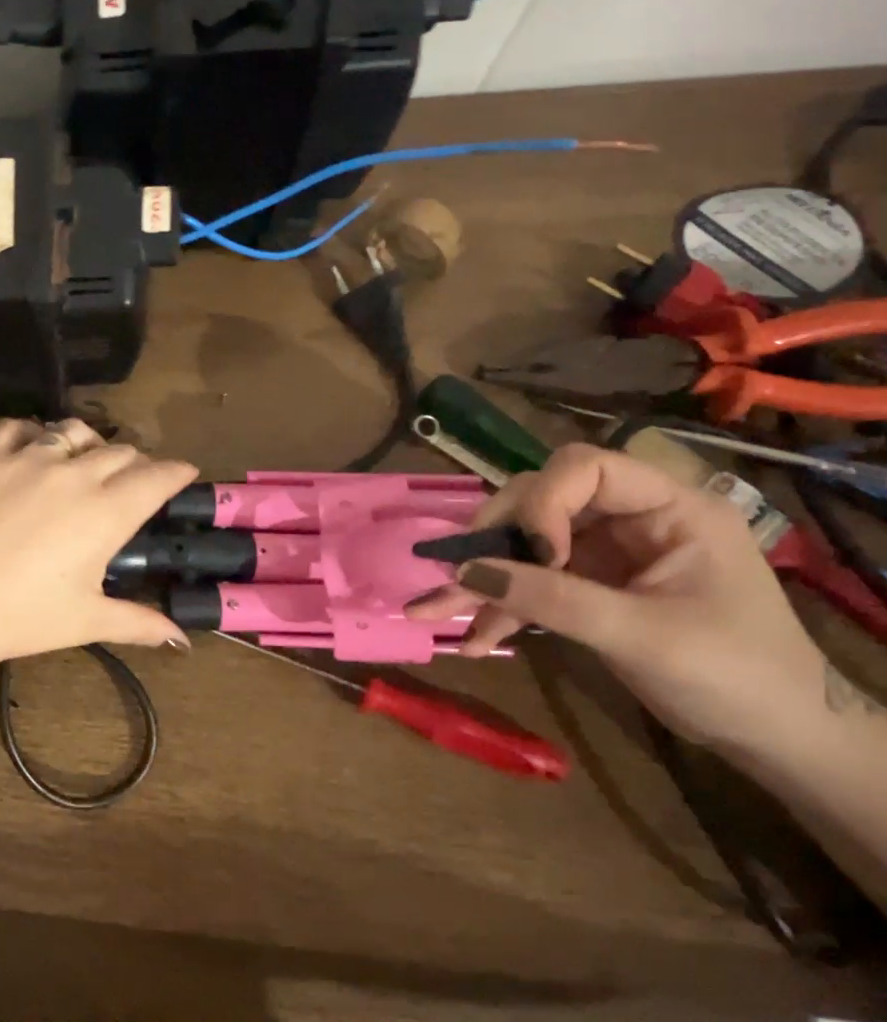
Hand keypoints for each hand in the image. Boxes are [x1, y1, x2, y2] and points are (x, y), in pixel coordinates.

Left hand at [0, 418, 196, 683]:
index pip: (157, 476)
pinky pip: (17, 428)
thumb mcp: (85, 622)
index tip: (181, 476)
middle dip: (136, 464)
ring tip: (85, 462)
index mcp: (107, 512)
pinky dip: (34, 434)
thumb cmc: (19, 617)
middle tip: (131, 484)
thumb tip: (181, 638)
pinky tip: (32, 449)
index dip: (176, 473)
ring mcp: (26, 460)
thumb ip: (139, 622)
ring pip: (73, 432)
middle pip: (120, 452)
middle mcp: (73, 474)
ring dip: (89, 444)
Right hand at [407, 443, 826, 746]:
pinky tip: (472, 639)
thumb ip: (551, 598)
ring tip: (430, 612)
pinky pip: (528, 585)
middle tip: (455, 577)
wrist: (774, 736)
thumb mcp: (640, 635)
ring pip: (522, 546)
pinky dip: (498, 610)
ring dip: (478, 581)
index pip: (584, 469)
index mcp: (671, 510)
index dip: (543, 503)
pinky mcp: (588, 589)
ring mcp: (607, 555)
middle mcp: (633, 520)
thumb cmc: (735, 675)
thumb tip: (464, 571)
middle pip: (539, 502)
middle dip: (493, 540)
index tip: (537, 556)